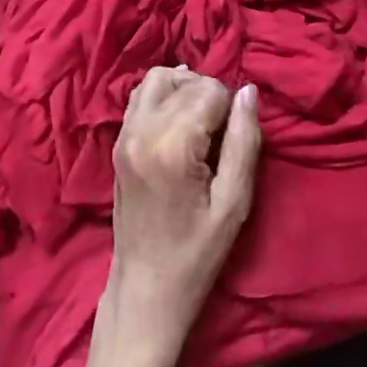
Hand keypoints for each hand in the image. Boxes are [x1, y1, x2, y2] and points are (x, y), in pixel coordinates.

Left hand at [108, 68, 261, 332]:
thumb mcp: (234, 203)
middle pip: (185, 81)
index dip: (231, 109)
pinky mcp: (117, 142)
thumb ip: (245, 141)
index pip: (210, 90)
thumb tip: (249, 92)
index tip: (233, 141)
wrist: (145, 288)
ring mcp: (124, 134)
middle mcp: (142, 130)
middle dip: (210, 96)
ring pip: (157, 78)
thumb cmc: (197, 253)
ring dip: (184, 87)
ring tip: (201, 120)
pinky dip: (163, 94)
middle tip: (222, 134)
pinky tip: (178, 119)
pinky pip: (139, 95)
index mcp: (171, 145)